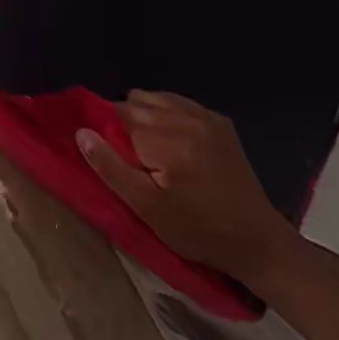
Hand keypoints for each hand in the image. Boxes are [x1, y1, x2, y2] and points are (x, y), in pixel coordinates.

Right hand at [78, 91, 299, 281]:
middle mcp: (186, 118)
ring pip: (156, 98)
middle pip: (137, 102)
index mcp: (167, 140)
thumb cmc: (197, 231)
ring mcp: (206, 116)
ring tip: (150, 150)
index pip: (119, 114)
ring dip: (145, 116)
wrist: (256, 241)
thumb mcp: (147, 209)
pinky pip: (179, 102)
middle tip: (130, 158)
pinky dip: (167, 114)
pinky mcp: (219, 121)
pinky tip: (171, 142)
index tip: (108, 153)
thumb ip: (111, 168)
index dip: (106, 130)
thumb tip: (82, 133)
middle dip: (125, 123)